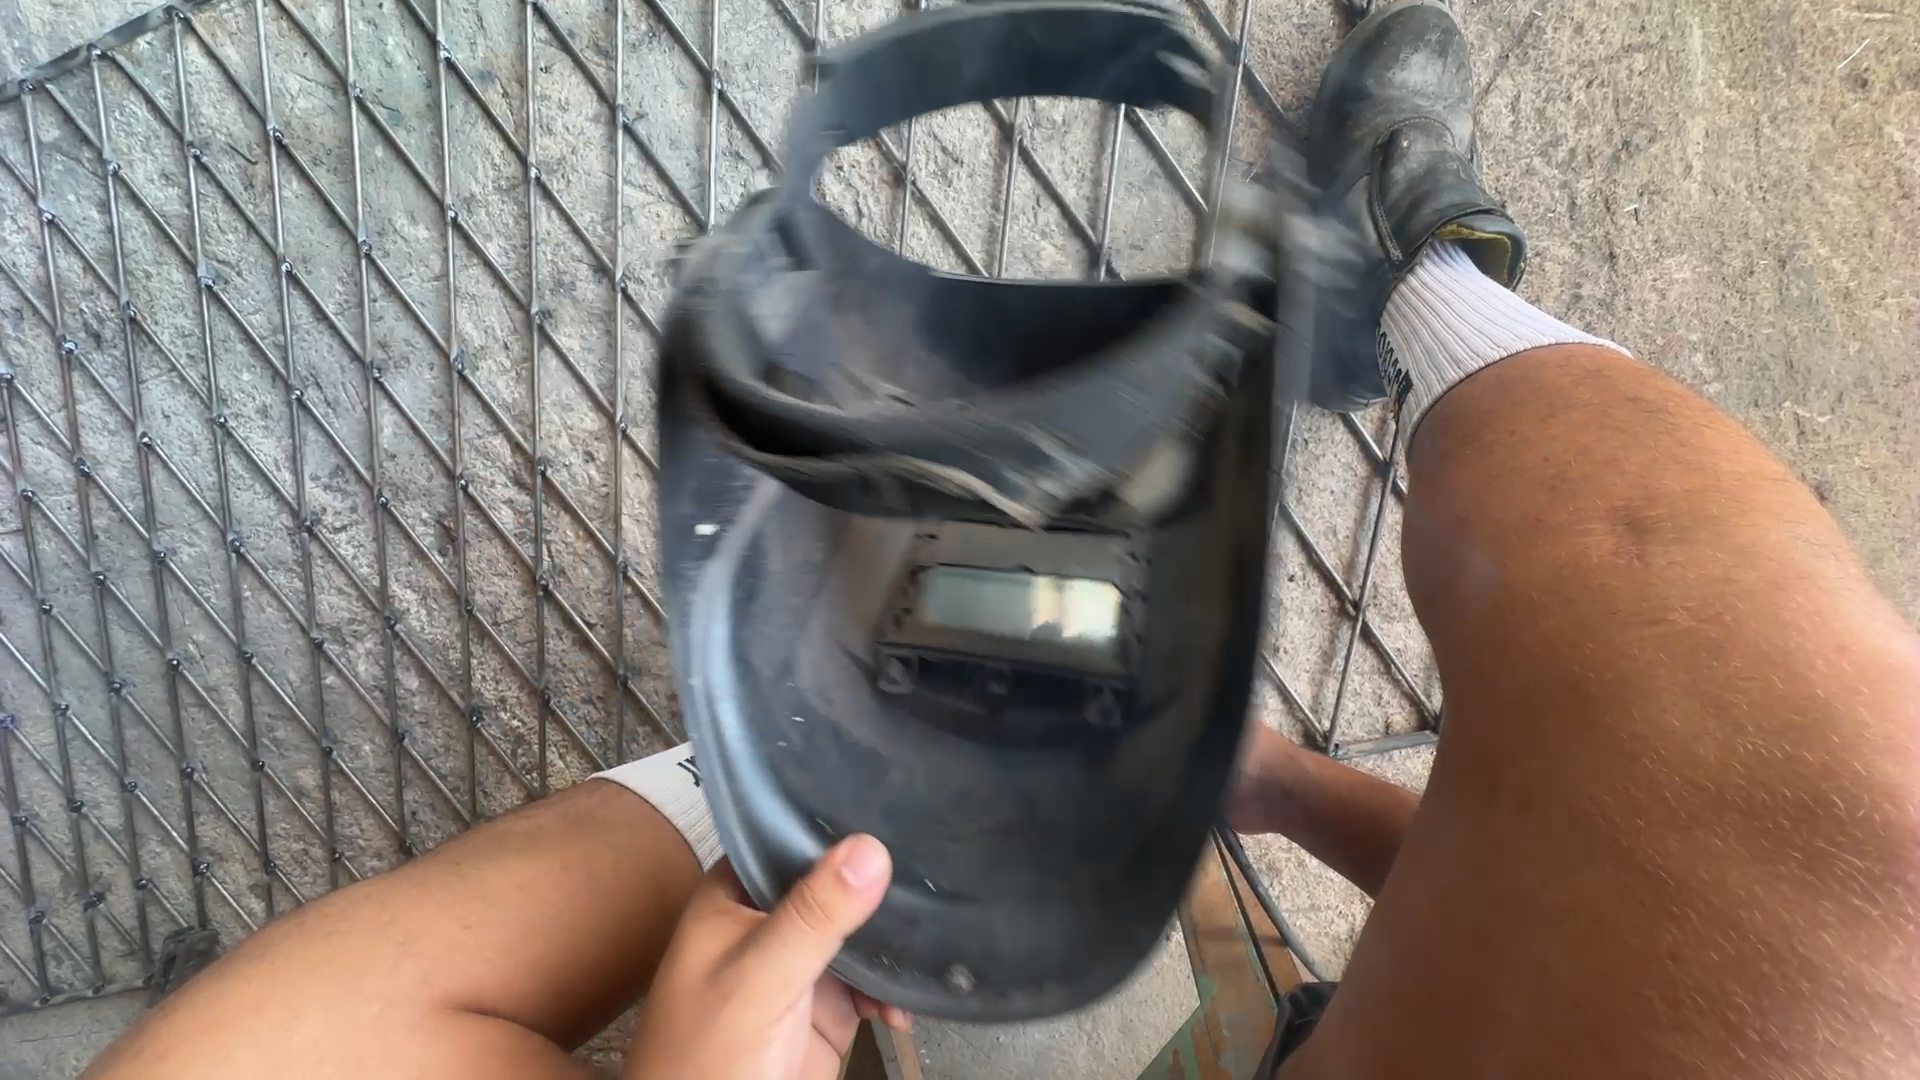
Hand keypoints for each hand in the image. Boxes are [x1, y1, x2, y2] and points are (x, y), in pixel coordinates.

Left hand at [625, 834, 910, 1078]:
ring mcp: (799, 964)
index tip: (892, 812)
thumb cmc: (705, 1063)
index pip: (791, 837)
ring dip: (890, 941)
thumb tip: (870, 848)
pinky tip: (902, 1007)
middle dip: (877, 885)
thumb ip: (813, 916)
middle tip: (927, 875)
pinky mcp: (826, 1007)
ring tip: (927, 944)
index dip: (838, 826)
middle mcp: (769, 919)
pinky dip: (892, 990)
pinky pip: (871, 981)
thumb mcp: (759, 979)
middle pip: (833, 882)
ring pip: (859, 930)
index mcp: (736, 895)